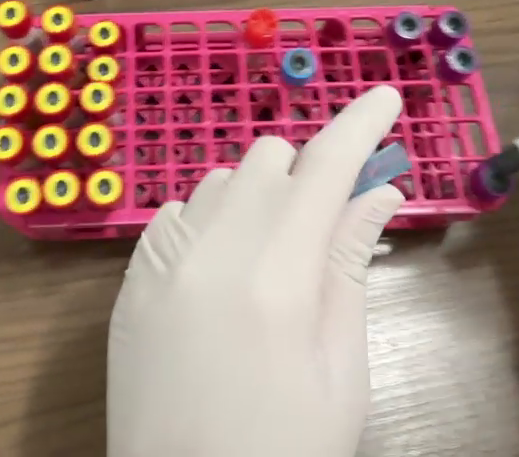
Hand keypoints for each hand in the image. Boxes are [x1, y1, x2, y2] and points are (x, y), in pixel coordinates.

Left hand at [107, 84, 405, 456]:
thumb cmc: (283, 449)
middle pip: (270, 159)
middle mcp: (212, 246)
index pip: (326, 168)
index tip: (385, 96)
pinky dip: (212, 219)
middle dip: (310, 174)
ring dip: (259, 195)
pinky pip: (180, 210)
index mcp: (276, 273)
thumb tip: (379, 191)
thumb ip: (350, 266)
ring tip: (275, 253)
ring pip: (222, 178)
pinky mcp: (133, 274)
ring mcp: (162, 257)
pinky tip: (223, 269)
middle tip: (330, 220)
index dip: (360, 124)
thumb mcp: (339, 371)